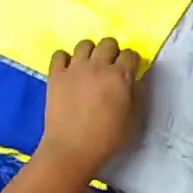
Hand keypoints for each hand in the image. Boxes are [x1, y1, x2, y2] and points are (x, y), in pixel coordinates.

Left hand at [39, 37, 140, 176]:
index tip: (128, 72)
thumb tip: (136, 81)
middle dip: (112, 53)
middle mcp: (98, 66)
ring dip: (90, 53)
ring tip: (88, 68)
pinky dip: (65, 59)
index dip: (131, 62)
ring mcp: (74, 69)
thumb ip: (137, 96)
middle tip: (109, 69)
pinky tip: (68, 71)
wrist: (71, 149)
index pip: (130, 54)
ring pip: (84, 44)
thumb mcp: (133, 120)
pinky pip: (59, 54)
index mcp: (120, 76)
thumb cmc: (106, 139)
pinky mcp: (56, 75)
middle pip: (108, 43)